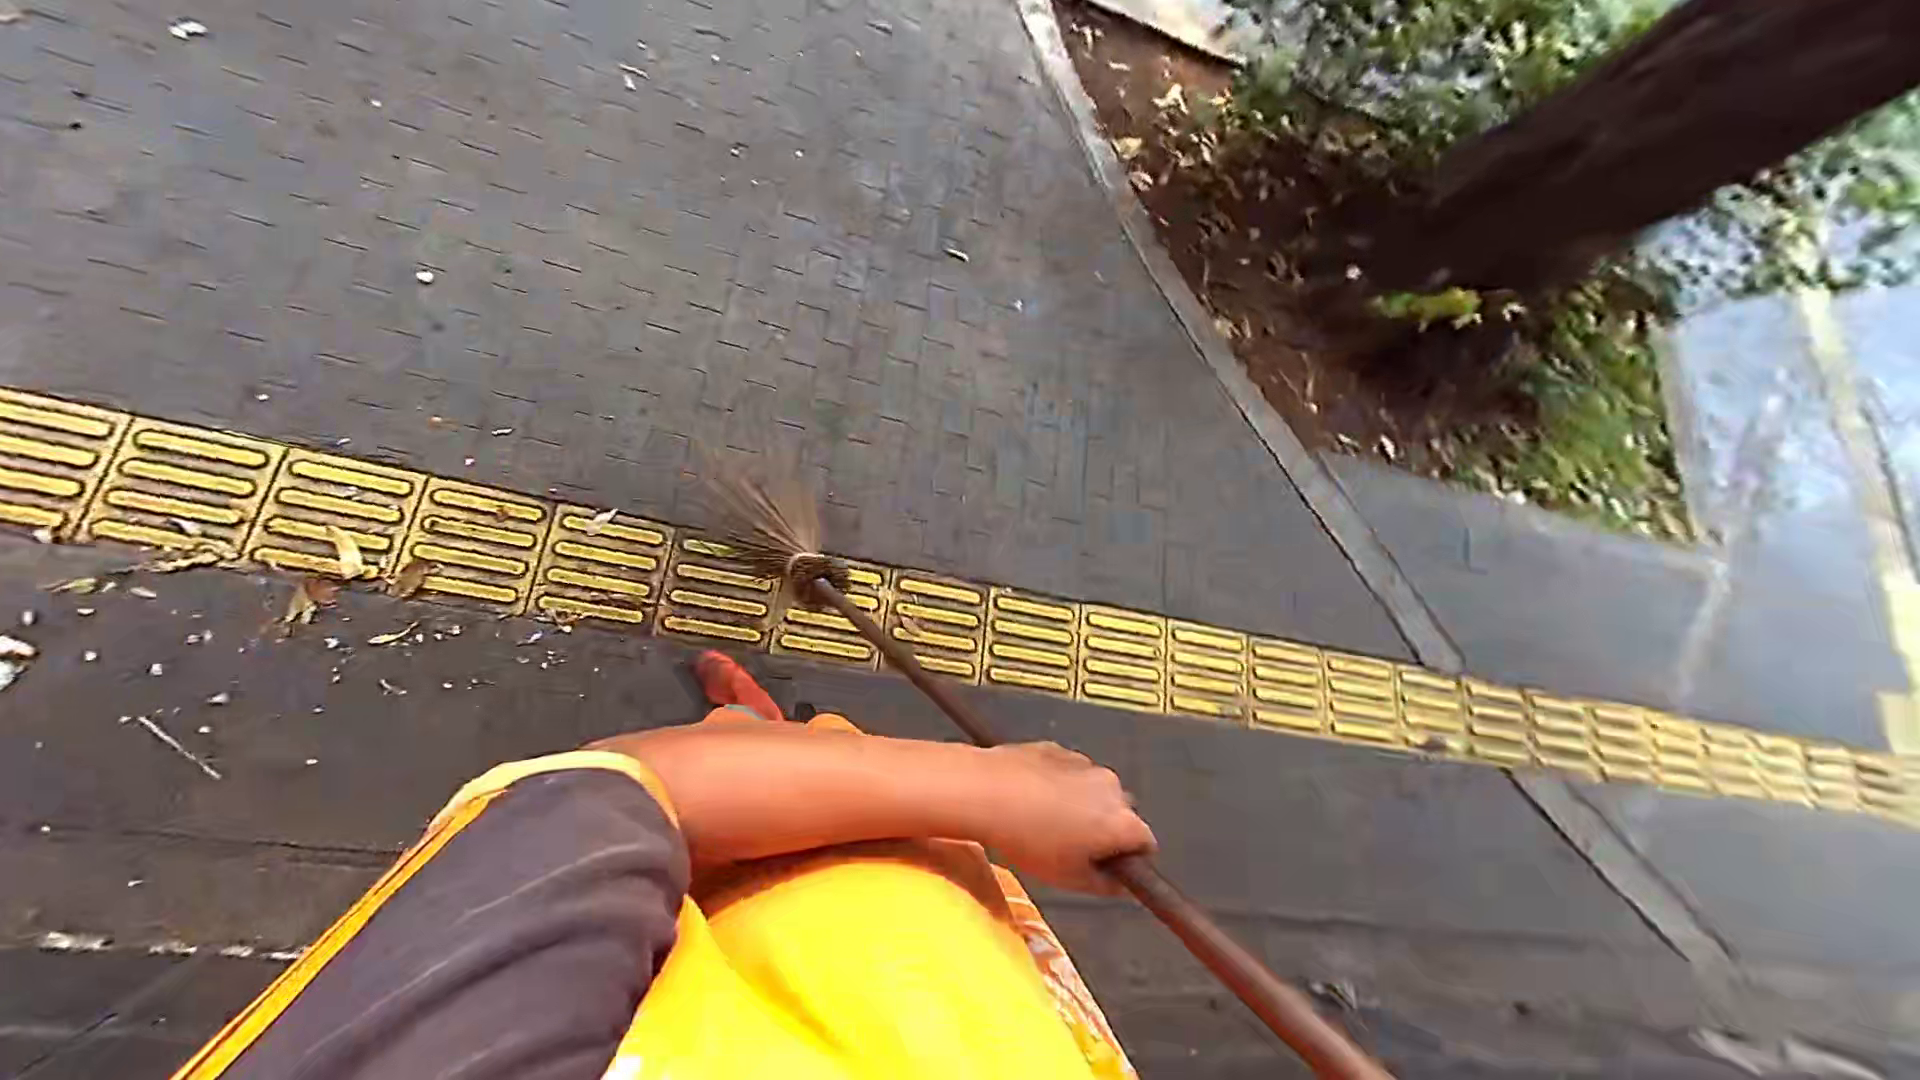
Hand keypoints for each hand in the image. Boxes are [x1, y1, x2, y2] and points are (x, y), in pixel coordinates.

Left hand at [975, 742, 1156, 893]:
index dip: (1130, 858)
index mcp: (1122, 820)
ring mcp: (1083, 762)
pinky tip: (1030, 795)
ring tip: (1045, 820)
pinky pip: (1068, 770)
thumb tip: (1119, 883)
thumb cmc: (1030, 841)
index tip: (1108, 867)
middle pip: (1120, 812)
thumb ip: (1105, 885)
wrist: (986, 791)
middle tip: (1073, 846)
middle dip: (1105, 828)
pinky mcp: (1057, 748)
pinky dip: (1058, 782)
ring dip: (1081, 803)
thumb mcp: (1070, 879)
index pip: (1145, 843)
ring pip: (1093, 788)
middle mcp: (1110, 785)